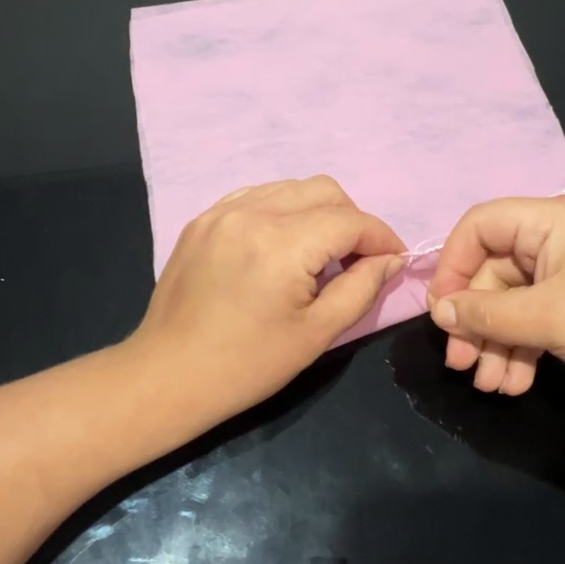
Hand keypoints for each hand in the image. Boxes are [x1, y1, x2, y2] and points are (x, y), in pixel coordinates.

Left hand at [128, 177, 405, 421]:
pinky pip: (257, 196)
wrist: (169, 376)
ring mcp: (222, 212)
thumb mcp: (317, 333)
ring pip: (290, 187)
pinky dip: (283, 210)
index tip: (395, 259)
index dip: (381, 237)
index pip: (350, 220)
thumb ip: (362, 288)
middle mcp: (251, 213)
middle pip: (324, 191)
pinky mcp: (202, 220)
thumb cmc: (248, 365)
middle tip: (358, 259)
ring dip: (318, 212)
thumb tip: (390, 259)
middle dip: (352, 220)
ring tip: (321, 254)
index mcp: (282, 243)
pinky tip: (283, 245)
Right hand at [426, 194, 564, 401]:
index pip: (481, 225)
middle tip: (462, 366)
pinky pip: (545, 313)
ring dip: (501, 342)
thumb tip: (440, 311)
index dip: (453, 267)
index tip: (442, 315)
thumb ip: (488, 313)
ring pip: (520, 299)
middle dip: (478, 320)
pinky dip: (528, 345)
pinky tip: (518, 381)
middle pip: (498, 270)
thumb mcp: (550, 319)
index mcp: (555, 220)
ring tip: (494, 386)